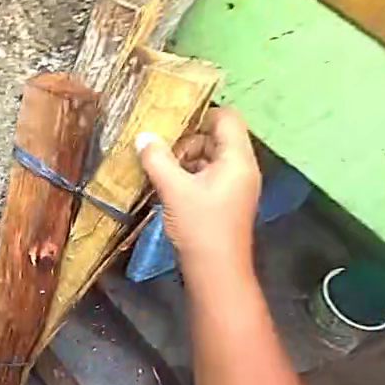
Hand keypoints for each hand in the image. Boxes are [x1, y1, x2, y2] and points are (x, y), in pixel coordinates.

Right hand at [135, 107, 260, 275]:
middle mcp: (241, 167)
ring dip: (184, 161)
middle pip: (216, 138)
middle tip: (162, 158)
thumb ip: (157, 160)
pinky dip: (189, 176)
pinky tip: (168, 189)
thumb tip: (143, 136)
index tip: (171, 127)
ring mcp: (235, 185)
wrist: (215, 268)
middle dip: (187, 142)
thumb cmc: (199, 225)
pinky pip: (208, 176)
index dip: (200, 116)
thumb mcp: (174, 190)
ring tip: (161, 174)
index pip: (226, 118)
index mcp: (237, 158)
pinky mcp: (225, 200)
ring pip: (210, 158)